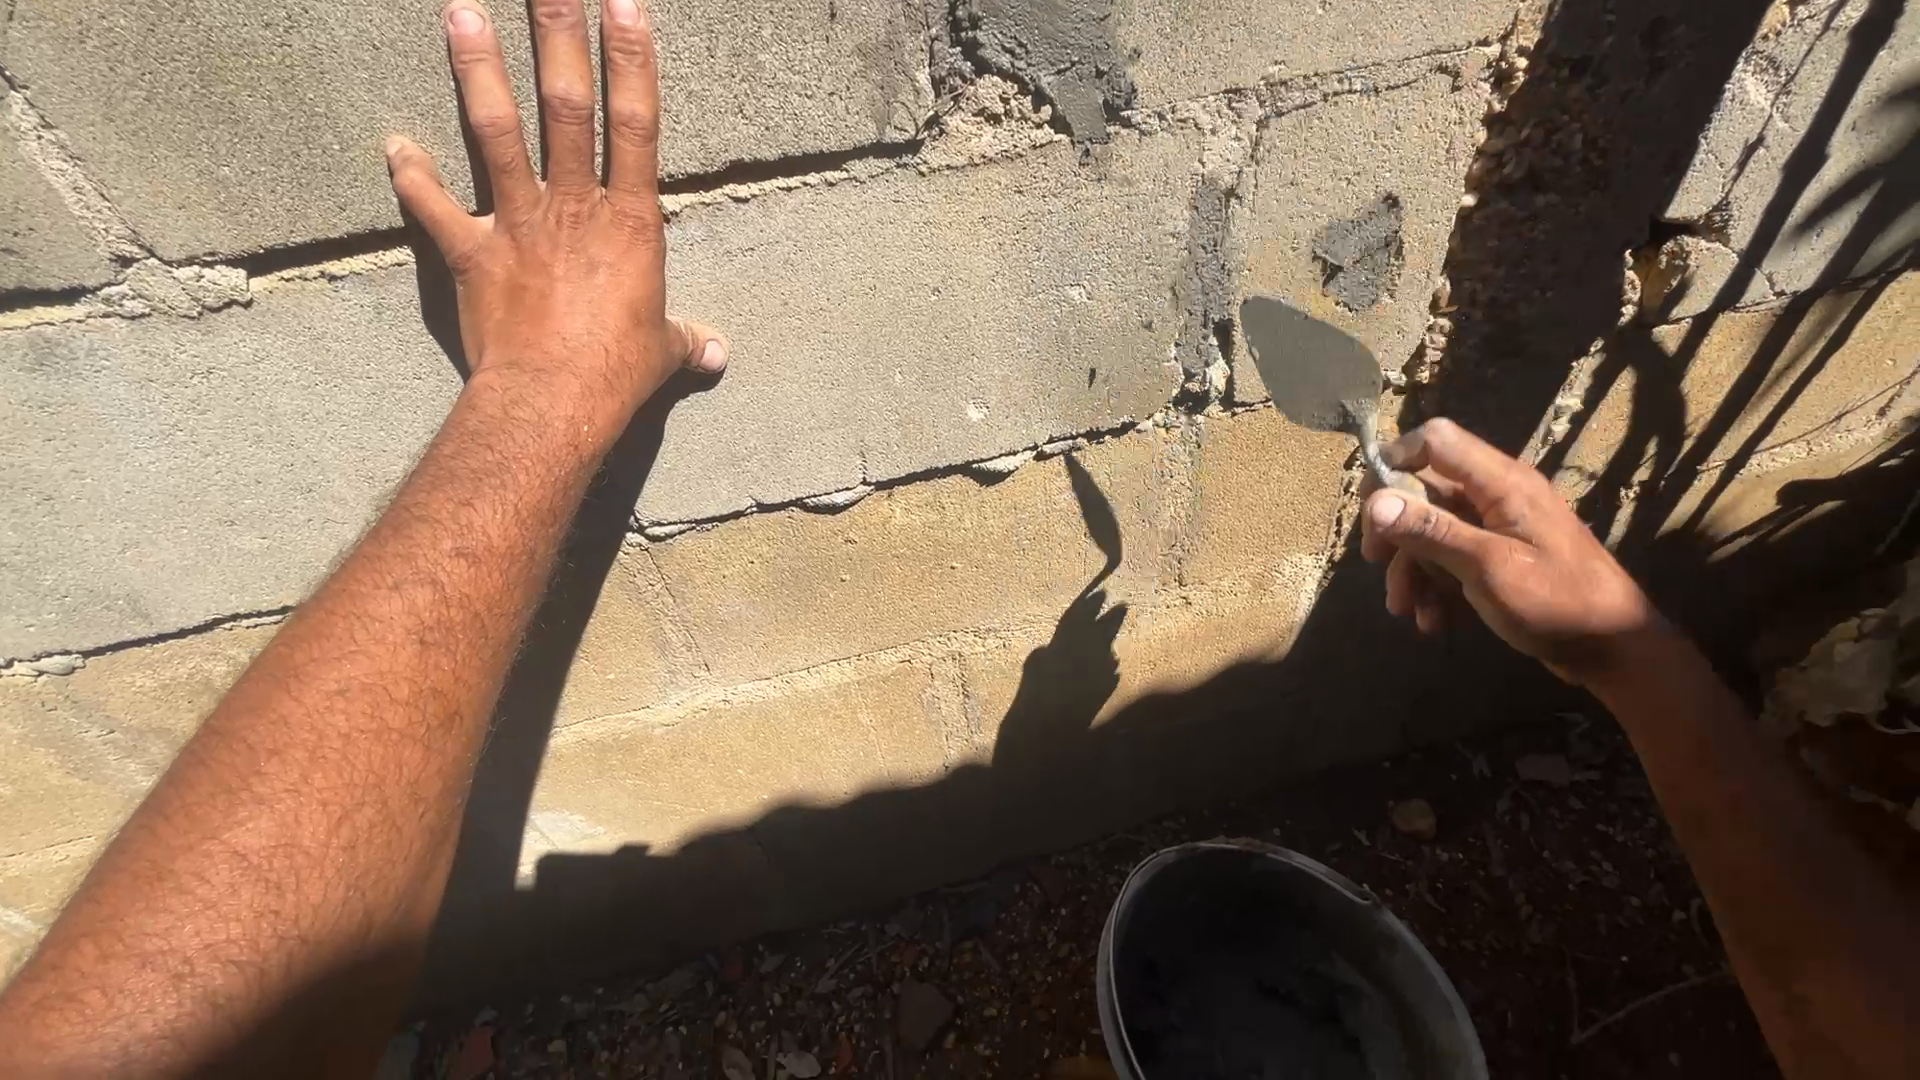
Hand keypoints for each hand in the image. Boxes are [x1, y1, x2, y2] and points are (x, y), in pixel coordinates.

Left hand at [384, 0, 725, 445]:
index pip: (635, 126)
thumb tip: (719, 355)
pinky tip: (395, 145)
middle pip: (565, 105)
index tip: (624, 4)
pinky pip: (433, 207)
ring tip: (460, 10)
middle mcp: (575, 207)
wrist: (555, 400)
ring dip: (477, 69)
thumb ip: (689, 342)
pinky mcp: (472, 253)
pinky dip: (412, 176)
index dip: (630, 62)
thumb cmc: (620, 373)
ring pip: (495, 132)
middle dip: (557, 33)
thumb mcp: (666, 354)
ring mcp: (518, 224)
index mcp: (631, 224)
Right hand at [1358, 418, 1663, 685]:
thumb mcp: (1486, 568)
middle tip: (1375, 560)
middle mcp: (1494, 494)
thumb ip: (1431, 531)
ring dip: (1409, 568)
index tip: (1371, 504)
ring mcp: (1494, 525)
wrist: (1613, 652)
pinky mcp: (1493, 554)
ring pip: (1427, 530)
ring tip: (1405, 609)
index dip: (1396, 460)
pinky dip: (1431, 585)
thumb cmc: (1557, 603)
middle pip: (1421, 489)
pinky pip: (1445, 556)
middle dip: (1394, 529)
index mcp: (1501, 483)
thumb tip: (1374, 501)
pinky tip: (1431, 619)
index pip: (1434, 440)